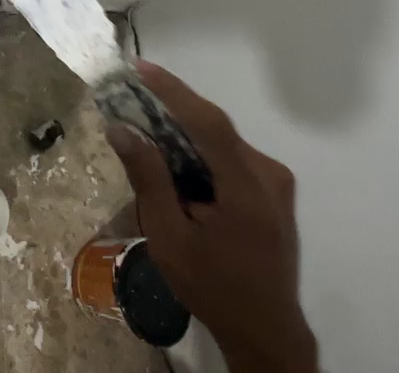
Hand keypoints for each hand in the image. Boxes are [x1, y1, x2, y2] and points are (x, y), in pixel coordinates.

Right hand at [108, 62, 317, 372]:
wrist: (266, 331)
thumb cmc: (212, 287)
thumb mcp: (169, 238)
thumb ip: (149, 179)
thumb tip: (122, 129)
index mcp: (246, 187)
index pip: (208, 122)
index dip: (174, 91)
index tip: (141, 68)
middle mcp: (268, 174)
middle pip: (214, 130)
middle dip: (172, 115)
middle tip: (132, 107)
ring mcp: (277, 182)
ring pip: (223, 144)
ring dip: (187, 139)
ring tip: (151, 145)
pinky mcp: (275, 191)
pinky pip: (233, 159)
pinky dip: (204, 156)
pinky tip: (181, 174)